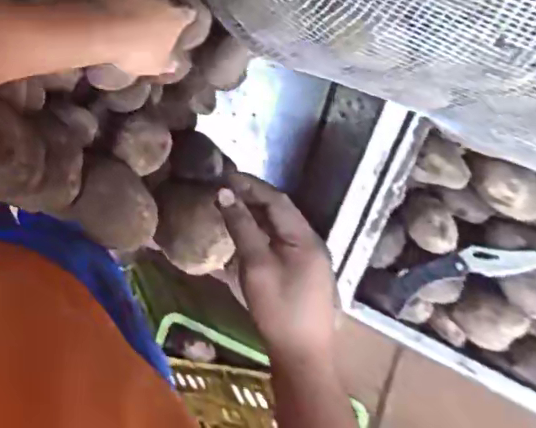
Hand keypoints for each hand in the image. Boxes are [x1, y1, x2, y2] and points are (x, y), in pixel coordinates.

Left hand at [84, 0, 194, 79]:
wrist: (101, 28)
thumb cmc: (134, 51)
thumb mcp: (156, 66)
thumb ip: (168, 63)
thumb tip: (175, 63)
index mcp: (177, 16)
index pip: (189, 14)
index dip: (185, 19)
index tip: (181, 25)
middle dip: (163, 7)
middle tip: (157, 19)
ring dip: (142, 2)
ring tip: (135, 14)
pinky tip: (116, 10)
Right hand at [218, 172, 337, 363]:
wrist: (304, 359)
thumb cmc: (279, 309)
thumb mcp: (256, 264)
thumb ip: (242, 225)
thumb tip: (224, 192)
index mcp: (305, 239)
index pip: (276, 199)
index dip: (250, 184)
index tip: (223, 176)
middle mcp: (312, 244)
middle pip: (280, 210)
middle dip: (252, 196)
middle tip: (223, 189)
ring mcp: (311, 260)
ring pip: (281, 225)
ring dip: (256, 212)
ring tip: (230, 206)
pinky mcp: (305, 273)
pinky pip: (282, 239)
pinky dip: (262, 229)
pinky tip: (245, 233)